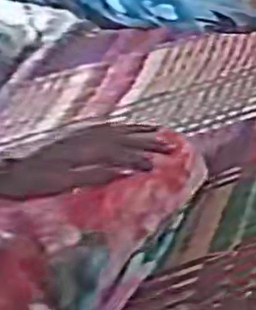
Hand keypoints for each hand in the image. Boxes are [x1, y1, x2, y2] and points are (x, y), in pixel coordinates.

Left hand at [0, 124, 170, 199]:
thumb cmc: (28, 181)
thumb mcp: (61, 183)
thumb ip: (97, 177)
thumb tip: (130, 173)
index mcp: (91, 151)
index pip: (128, 155)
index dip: (145, 161)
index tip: (158, 167)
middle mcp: (90, 139)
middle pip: (130, 139)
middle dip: (153, 143)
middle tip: (173, 148)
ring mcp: (80, 133)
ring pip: (120, 129)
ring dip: (143, 131)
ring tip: (161, 132)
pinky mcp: (71, 132)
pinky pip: (105, 125)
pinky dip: (123, 126)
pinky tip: (128, 127)